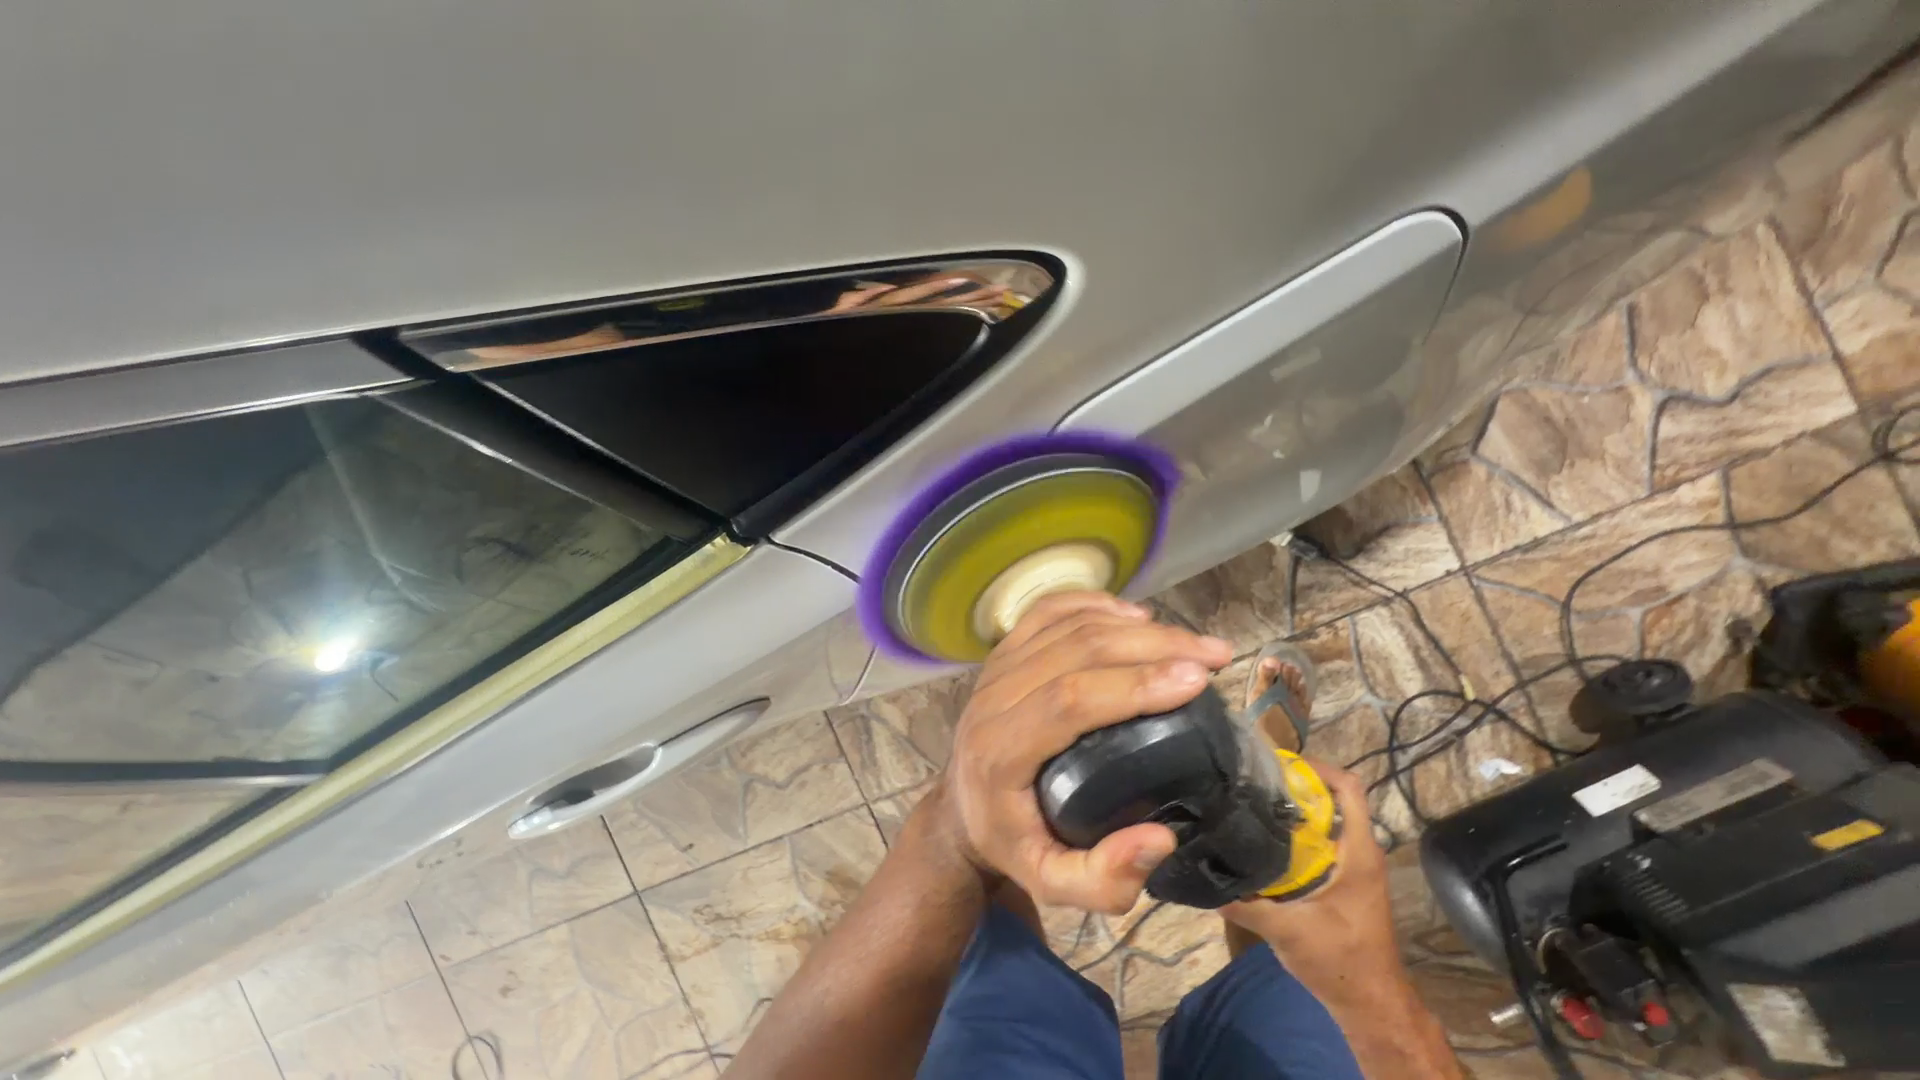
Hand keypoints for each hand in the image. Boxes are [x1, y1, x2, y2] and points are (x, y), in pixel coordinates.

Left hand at [929, 591, 1232, 914]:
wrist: (961, 811)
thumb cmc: (1013, 842)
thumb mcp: (1052, 883)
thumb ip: (1103, 880)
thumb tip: (1161, 839)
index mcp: (1001, 753)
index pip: (1070, 700)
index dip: (1134, 685)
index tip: (1196, 681)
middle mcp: (993, 700)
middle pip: (1075, 650)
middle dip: (1153, 646)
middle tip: (1214, 656)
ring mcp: (996, 669)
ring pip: (1068, 624)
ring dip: (1136, 625)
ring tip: (1194, 641)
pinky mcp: (1003, 652)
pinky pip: (1048, 611)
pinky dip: (1095, 604)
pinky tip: (1138, 615)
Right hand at [1220, 761, 1409, 1006]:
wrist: (1369, 1003)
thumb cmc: (1339, 960)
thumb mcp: (1286, 930)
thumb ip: (1244, 903)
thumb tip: (1199, 878)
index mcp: (1358, 851)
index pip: (1347, 787)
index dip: (1314, 766)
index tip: (1272, 763)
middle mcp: (1358, 849)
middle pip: (1330, 797)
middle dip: (1291, 784)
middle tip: (1248, 780)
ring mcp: (1351, 865)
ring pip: (1323, 819)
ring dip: (1291, 809)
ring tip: (1248, 803)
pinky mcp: (1341, 879)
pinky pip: (1318, 841)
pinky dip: (1293, 833)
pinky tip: (1259, 841)